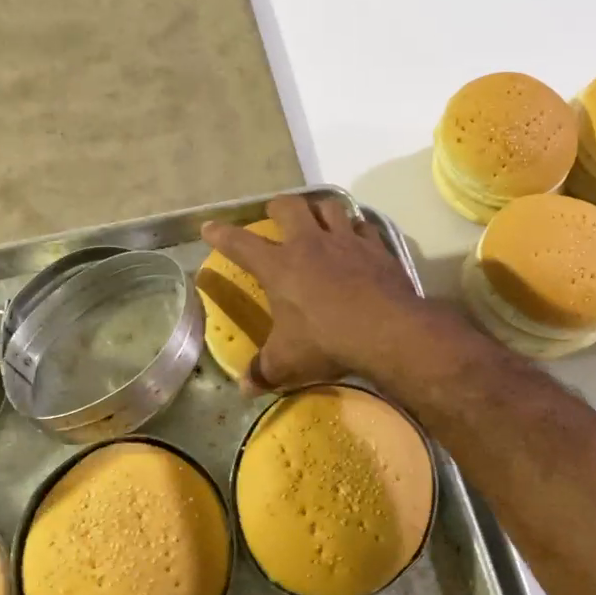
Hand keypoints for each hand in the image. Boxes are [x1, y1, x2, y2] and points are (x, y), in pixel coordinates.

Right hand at [201, 195, 446, 393]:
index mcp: (280, 267)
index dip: (222, 235)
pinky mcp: (376, 247)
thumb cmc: (326, 341)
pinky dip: (357, 229)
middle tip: (276, 214)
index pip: (242, 244)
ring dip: (320, 210)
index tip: (209, 227)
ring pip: (330, 207)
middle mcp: (310, 244)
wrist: (386, 329)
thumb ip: (264, 371)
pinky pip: (364, 226)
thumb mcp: (288, 362)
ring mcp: (346, 241)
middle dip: (278, 207)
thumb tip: (244, 388)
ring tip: (319, 219)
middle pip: (289, 207)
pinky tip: (357, 239)